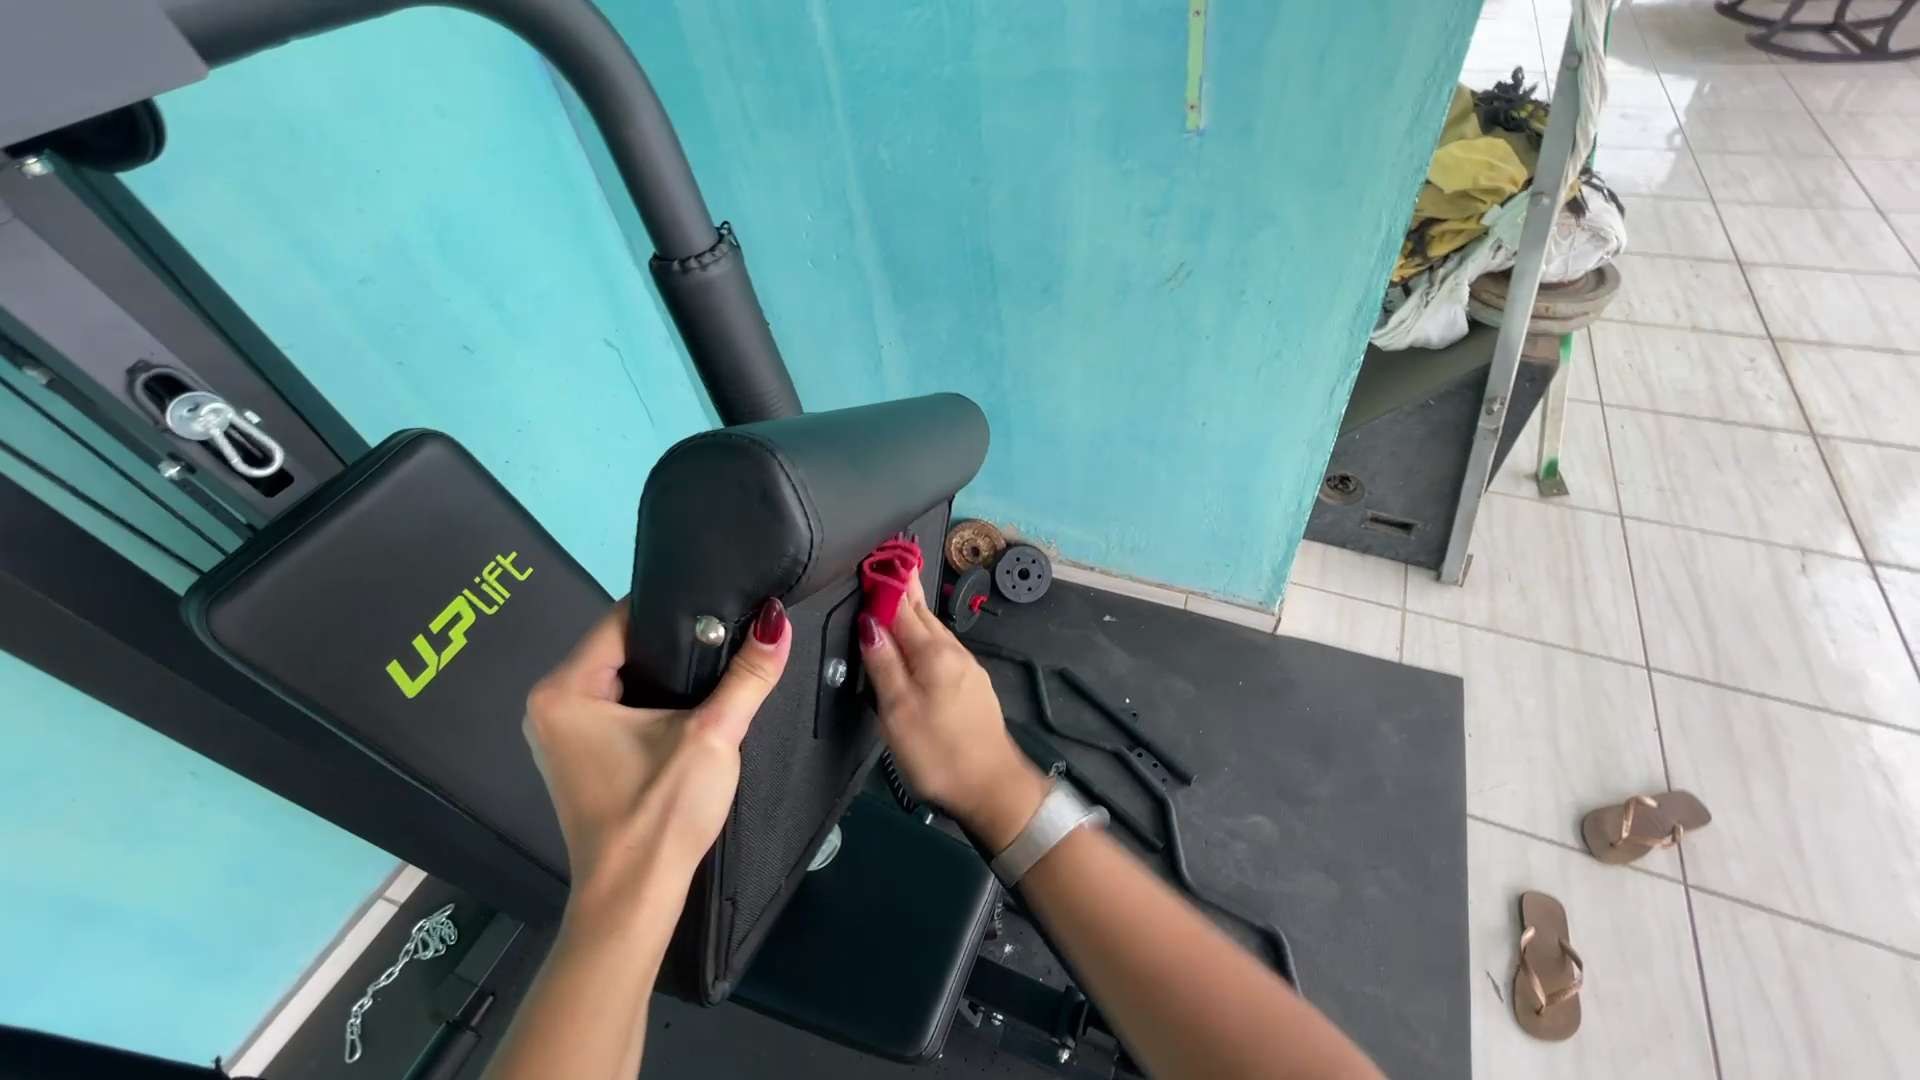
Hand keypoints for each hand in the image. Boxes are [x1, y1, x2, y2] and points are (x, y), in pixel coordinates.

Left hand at [523, 598, 790, 911]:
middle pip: (623, 646)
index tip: (722, 602)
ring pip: (625, 675)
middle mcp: (550, 704)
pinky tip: (693, 702)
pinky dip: (655, 699)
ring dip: (668, 671)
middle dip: (676, 640)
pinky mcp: (581, 754)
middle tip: (729, 632)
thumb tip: (777, 621)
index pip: (622, 619)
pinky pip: (621, 703)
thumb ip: (748, 675)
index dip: (675, 607)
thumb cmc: (661, 813)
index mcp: (563, 690)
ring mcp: (562, 732)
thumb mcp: (713, 735)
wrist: (636, 897)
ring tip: (719, 661)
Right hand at [858, 575, 1047, 851]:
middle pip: (923, 615)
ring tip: (902, 592)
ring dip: (917, 611)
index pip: (903, 610)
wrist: (993, 788)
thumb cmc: (939, 753)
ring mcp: (968, 670)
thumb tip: (869, 621)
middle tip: (892, 563)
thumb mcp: (899, 712)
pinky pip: (944, 649)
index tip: (875, 561)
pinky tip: (921, 638)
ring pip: (936, 631)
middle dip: (905, 590)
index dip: (886, 587)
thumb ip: (883, 664)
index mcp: (934, 654)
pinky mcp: (974, 687)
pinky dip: (927, 634)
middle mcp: (954, 653)